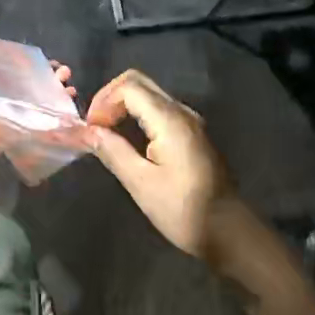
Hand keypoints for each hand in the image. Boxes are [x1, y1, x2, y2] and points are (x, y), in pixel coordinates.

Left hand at [0, 23, 73, 187]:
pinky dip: (58, 107)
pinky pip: (42, 114)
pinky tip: (69, 97)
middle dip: (48, 73)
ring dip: (56, 87)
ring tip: (67, 79)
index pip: (10, 63)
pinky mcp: (20, 124)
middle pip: (29, 79)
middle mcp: (0, 93)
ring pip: (39, 95)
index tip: (42, 52)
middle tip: (61, 66)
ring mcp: (12, 110)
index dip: (27, 58)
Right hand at [86, 70, 234, 260]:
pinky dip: (136, 115)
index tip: (90, 130)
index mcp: (170, 120)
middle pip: (139, 82)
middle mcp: (182, 111)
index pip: (128, 87)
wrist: (228, 231)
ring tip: (105, 133)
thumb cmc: (183, 209)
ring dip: (122, 106)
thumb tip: (86, 131)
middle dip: (110, 98)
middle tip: (94, 127)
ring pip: (149, 94)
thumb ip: (112, 151)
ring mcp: (189, 121)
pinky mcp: (191, 133)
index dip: (103, 102)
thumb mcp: (141, 183)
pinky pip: (158, 109)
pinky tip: (126, 140)